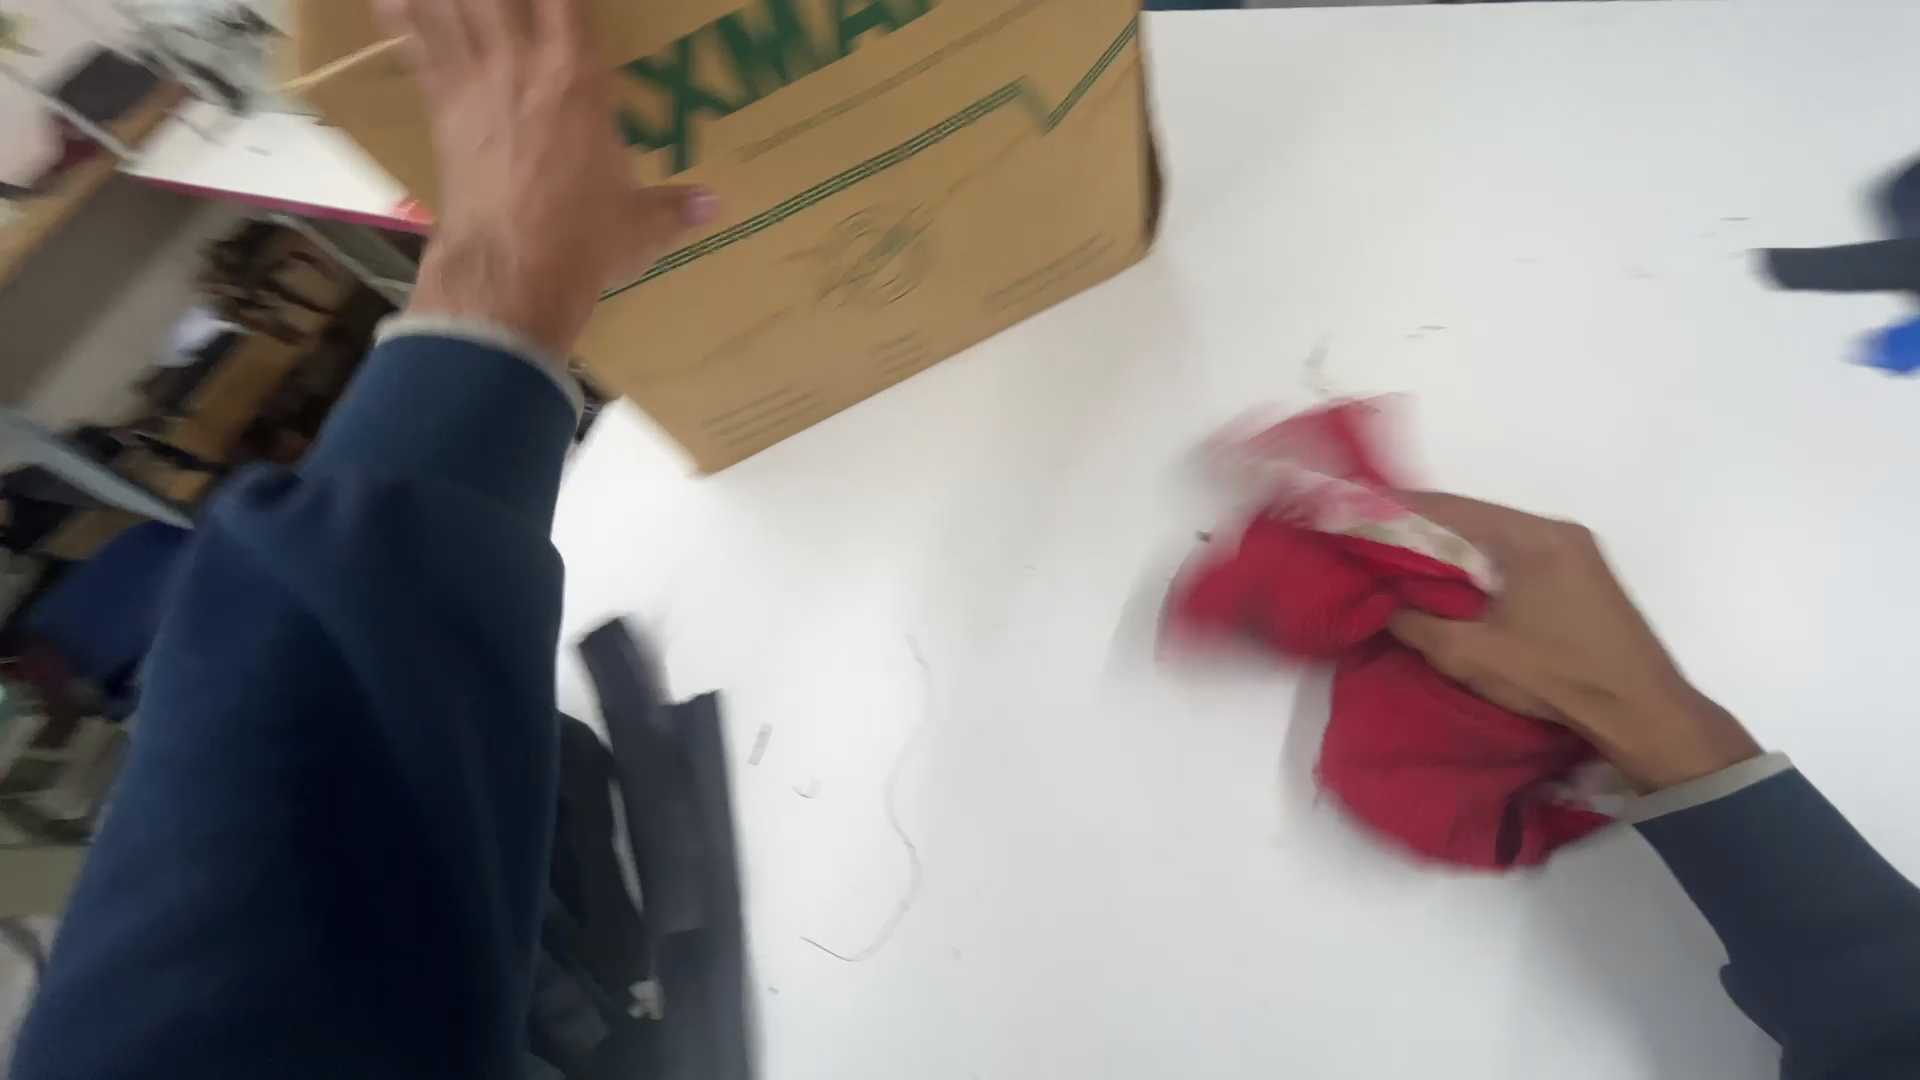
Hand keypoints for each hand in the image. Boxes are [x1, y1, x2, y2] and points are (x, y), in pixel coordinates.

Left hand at [377, 0, 717, 355]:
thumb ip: (676, 205)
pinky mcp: (441, 107)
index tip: (568, 0)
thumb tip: (715, 203)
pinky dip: (397, 13)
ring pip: (449, 1)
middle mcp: (522, 65)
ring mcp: (475, 80)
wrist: (517, 266)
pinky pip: (413, 44)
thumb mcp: (641, 224)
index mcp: (578, 83)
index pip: (567, 4)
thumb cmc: (586, 240)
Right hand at [1386, 493, 1761, 792]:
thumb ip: (1412, 621)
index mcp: (1532, 539)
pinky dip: (1472, 555)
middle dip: (1415, 524)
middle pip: (1469, 515)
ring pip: (1489, 532)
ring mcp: (1572, 548)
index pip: (1448, 508)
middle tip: (1367, 535)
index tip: (1353, 511)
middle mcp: (1555, 531)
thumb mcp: (1466, 654)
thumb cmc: (1555, 677)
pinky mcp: (1578, 569)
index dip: (1394, 508)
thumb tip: (1378, 601)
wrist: (1646, 713)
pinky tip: (1445, 573)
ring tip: (1396, 554)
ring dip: (1444, 542)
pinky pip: (1510, 549)